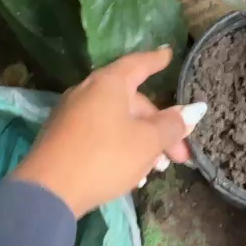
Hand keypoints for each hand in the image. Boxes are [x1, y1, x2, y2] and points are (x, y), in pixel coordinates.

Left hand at [11, 48, 206, 217]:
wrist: (49, 190)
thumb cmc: (105, 157)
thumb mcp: (147, 142)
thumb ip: (172, 125)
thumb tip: (195, 109)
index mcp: (109, 84)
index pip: (138, 64)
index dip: (156, 61)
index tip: (168, 55)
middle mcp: (88, 92)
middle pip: (132, 102)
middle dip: (159, 128)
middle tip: (177, 156)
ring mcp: (72, 115)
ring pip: (117, 122)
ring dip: (141, 143)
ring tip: (155, 170)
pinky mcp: (64, 138)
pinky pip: (100, 136)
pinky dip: (120, 148)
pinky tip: (131, 175)